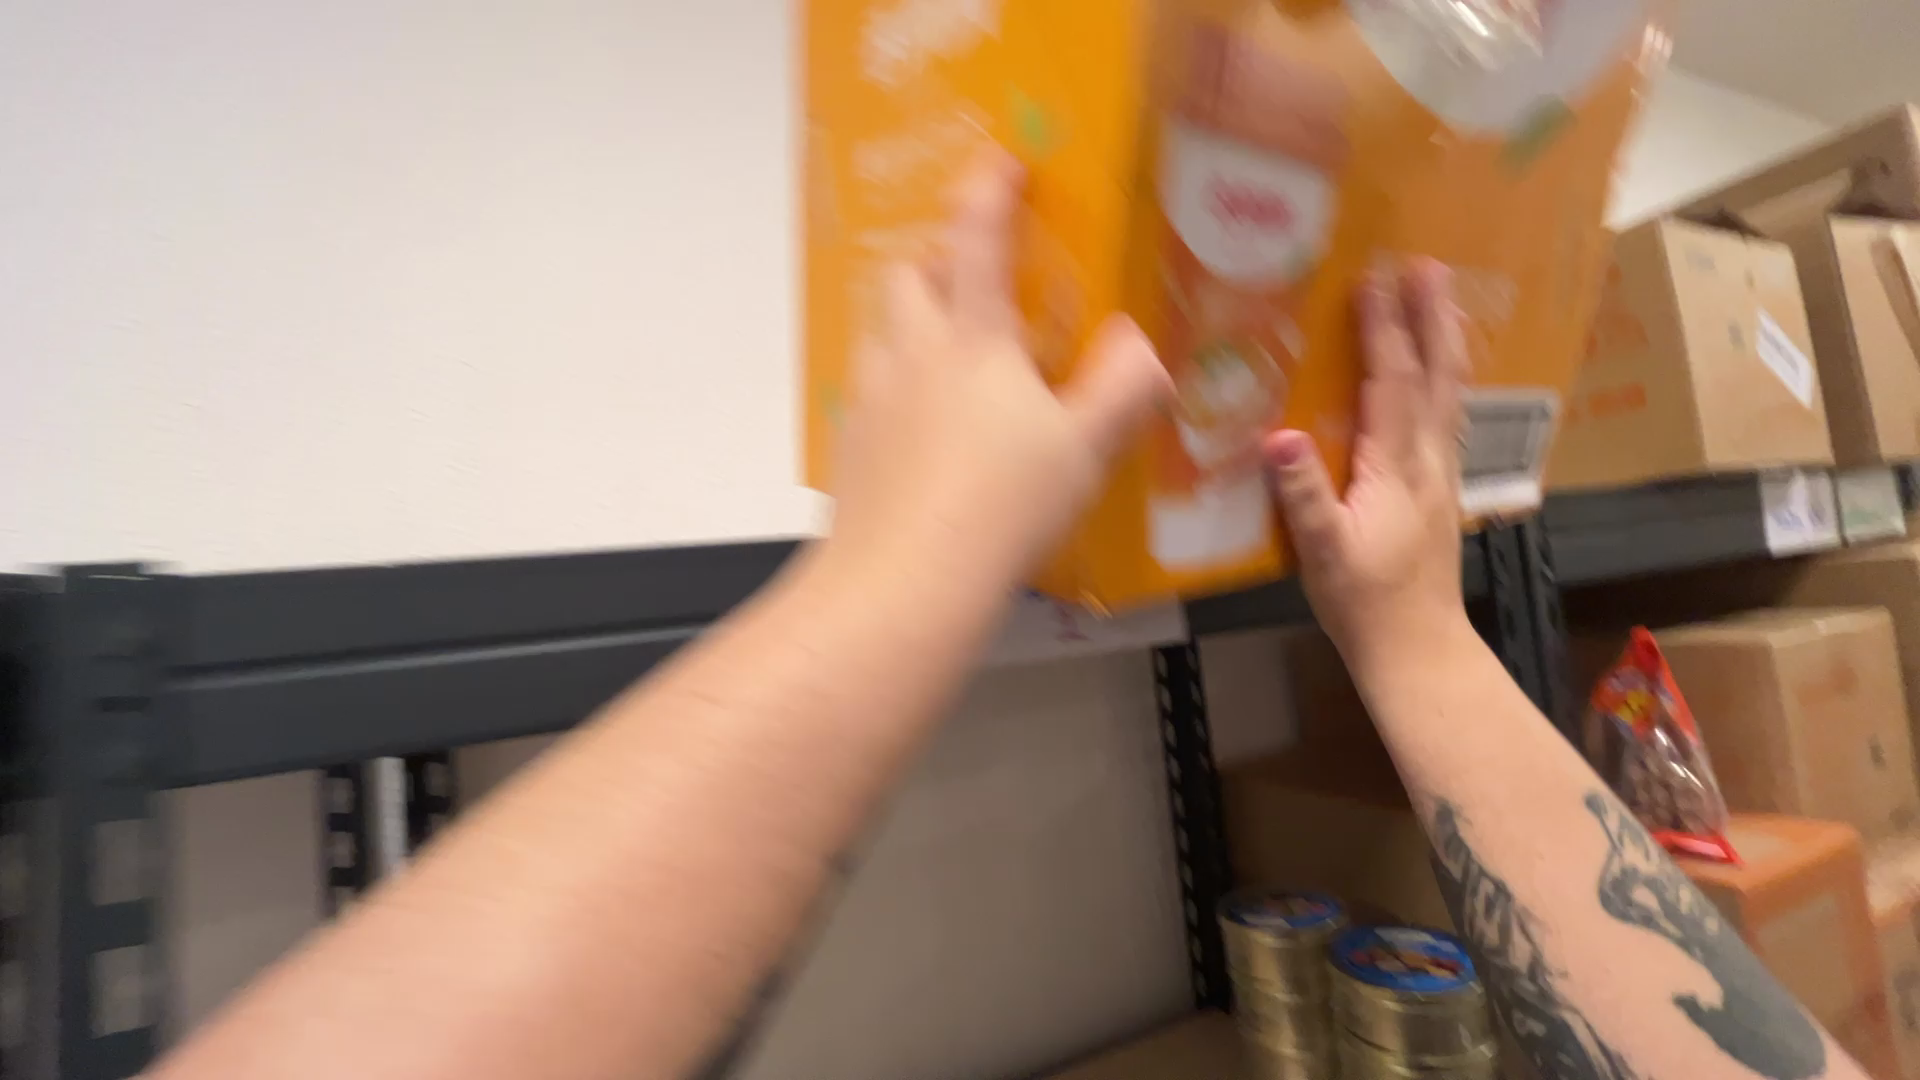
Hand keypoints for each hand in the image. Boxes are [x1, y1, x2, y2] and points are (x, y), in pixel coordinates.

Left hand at [824, 151, 1171, 584]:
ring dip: (908, 323)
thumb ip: (1120, 390)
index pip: (978, 238)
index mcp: (973, 342)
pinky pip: (864, 392)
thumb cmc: (1004, 506)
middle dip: (935, 259)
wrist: (906, 581)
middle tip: (971, 281)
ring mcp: (870, 400)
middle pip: (906, 274)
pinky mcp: (849, 447)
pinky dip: (891, 386)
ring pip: (878, 331)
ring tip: (944, 355)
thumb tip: (1141, 345)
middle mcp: (911, 356)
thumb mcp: (1083, 451)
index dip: (991, 188)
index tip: (1002, 163)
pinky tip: (917, 429)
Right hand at [1263, 259, 1471, 666]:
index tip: (1373, 280)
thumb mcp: (1321, 551)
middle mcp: (1428, 460)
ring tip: (1439, 301)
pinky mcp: (1438, 489)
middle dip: (1432, 317)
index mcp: (1396, 468)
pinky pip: (1446, 417)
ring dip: (1445, 341)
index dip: (1383, 331)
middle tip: (1428, 266)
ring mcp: (1440, 473)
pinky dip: (1446, 380)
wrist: (1414, 643)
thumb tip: (1279, 436)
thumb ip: (1303, 494)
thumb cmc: (1362, 599)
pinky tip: (1438, 377)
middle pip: (1438, 376)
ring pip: (1451, 393)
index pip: (1392, 385)